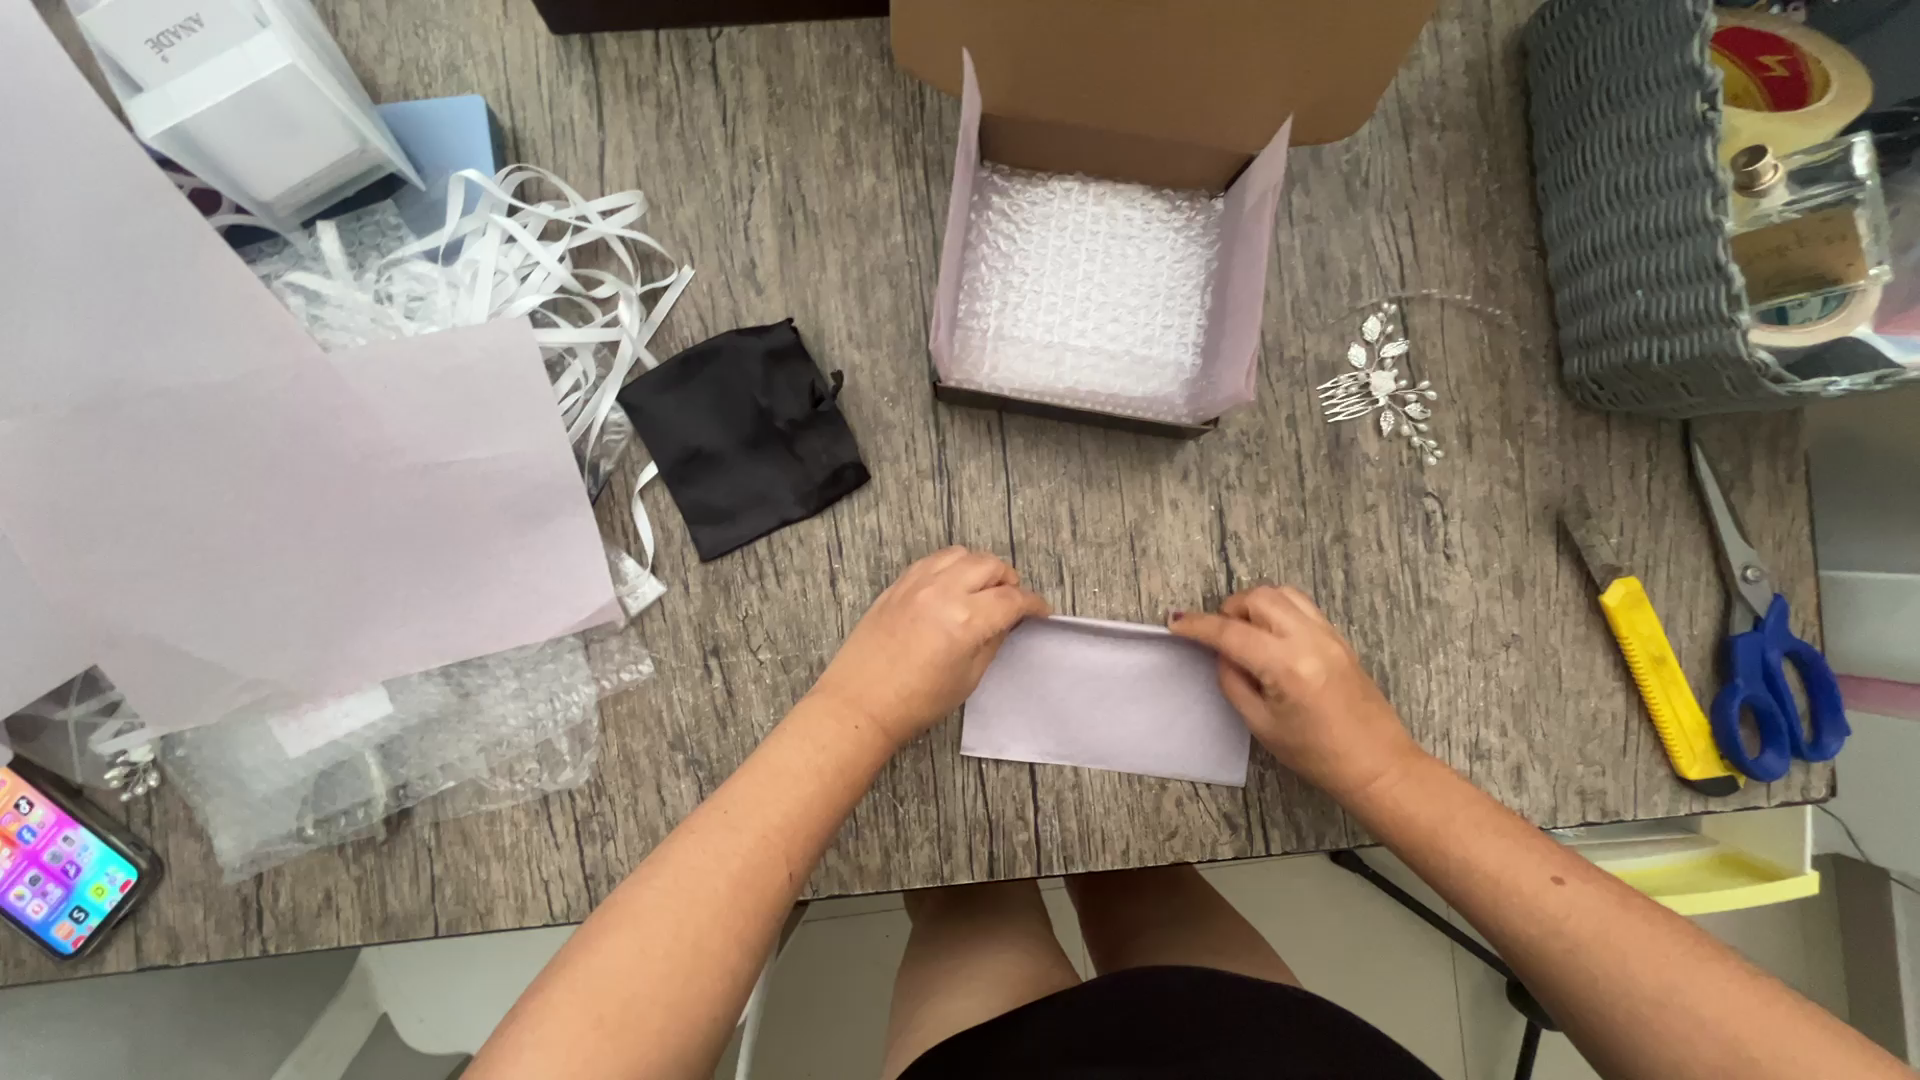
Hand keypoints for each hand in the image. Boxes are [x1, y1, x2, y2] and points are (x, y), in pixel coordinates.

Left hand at [805, 547, 1050, 748]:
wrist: (861, 702)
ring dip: (980, 567)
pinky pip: (934, 560)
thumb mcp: (968, 677)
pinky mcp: (898, 584)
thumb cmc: (916, 701)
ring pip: (962, 554)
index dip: (1033, 604)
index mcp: (966, 620)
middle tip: (1012, 601)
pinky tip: (953, 585)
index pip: (1012, 600)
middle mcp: (943, 592)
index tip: (1040, 611)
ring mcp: (917, 583)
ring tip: (983, 589)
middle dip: (1009, 581)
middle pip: (990, 566)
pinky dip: (951, 566)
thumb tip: (1007, 621)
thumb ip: (992, 641)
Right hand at [1169, 586, 1427, 802]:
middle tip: (1218, 635)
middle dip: (1229, 610)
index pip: (1231, 633)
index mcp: (1287, 666)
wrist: (1377, 764)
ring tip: (1245, 633)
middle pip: (1258, 598)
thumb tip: (1221, 654)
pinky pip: (1301, 606)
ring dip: (1255, 605)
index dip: (1198, 626)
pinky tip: (1270, 637)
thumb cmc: (1317, 755)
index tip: (1174, 622)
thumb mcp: (1261, 724)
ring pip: (1282, 594)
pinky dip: (1277, 610)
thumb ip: (1233, 681)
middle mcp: (1310, 640)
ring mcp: (1329, 635)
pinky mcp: (1339, 638)